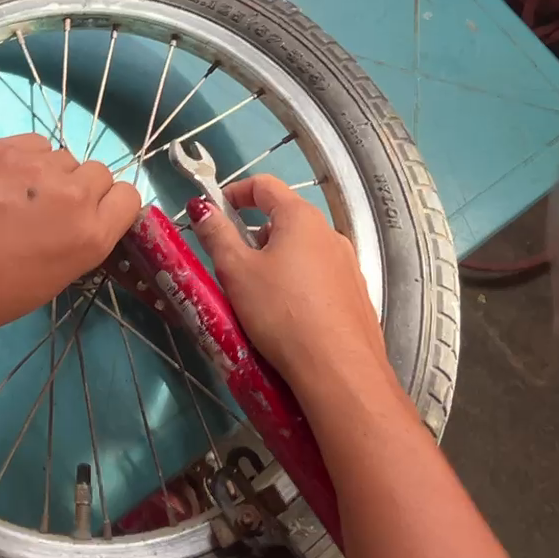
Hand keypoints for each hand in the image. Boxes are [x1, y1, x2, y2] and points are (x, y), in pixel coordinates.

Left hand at [0, 134, 141, 346]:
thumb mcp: (47, 283)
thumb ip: (74, 244)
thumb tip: (75, 222)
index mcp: (89, 236)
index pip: (129, 197)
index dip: (111, 207)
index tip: (89, 217)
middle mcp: (71, 194)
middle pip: (99, 172)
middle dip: (81, 189)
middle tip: (47, 210)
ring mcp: (33, 166)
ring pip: (62, 156)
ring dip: (49, 173)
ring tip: (15, 195)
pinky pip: (31, 142)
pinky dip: (23, 158)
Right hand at [188, 175, 385, 381]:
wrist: (341, 372)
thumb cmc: (281, 313)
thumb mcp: (236, 271)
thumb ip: (217, 235)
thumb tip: (202, 207)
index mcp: (300, 218)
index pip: (264, 185)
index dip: (235, 191)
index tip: (215, 212)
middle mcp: (330, 233)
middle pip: (285, 217)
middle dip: (253, 233)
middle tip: (232, 262)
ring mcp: (349, 265)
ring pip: (303, 249)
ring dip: (276, 259)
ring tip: (257, 293)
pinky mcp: (357, 295)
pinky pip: (320, 276)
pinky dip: (298, 283)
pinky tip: (288, 315)